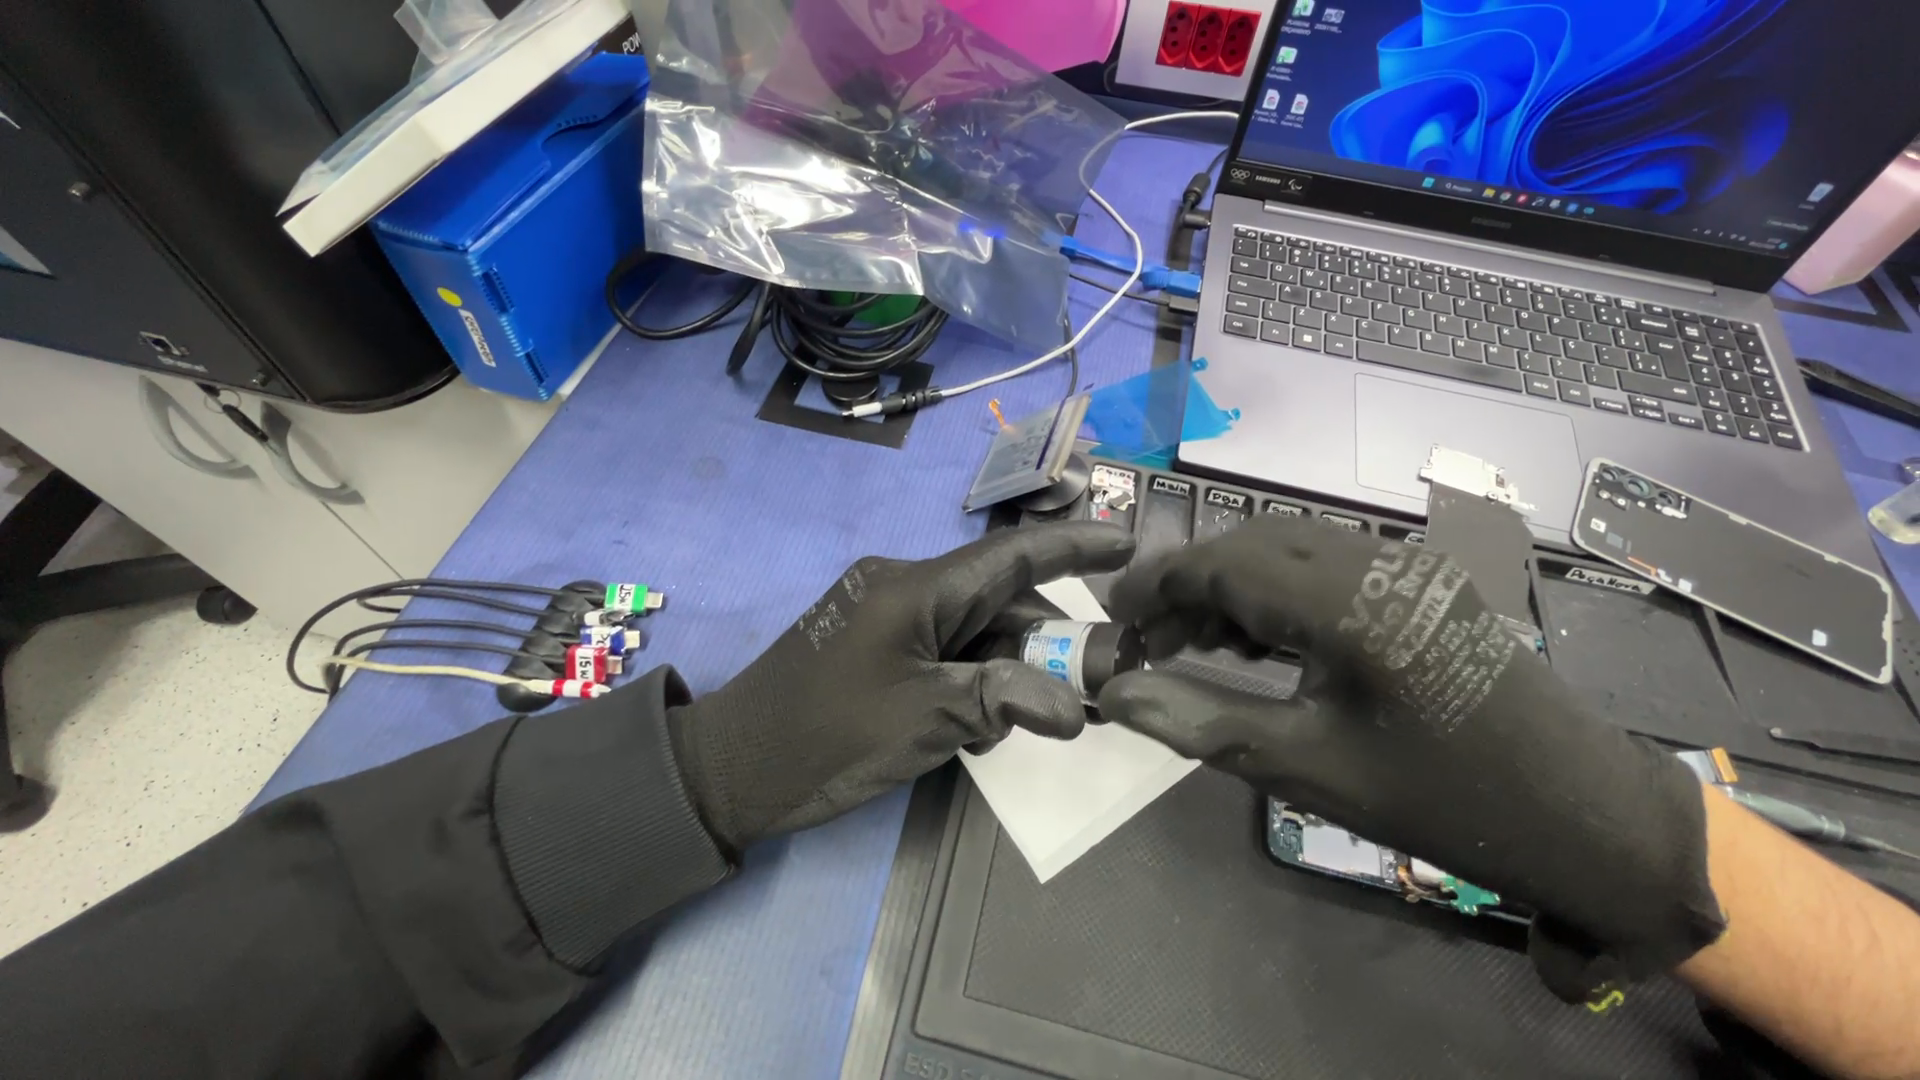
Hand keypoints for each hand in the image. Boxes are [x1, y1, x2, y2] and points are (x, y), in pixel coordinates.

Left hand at [669, 522, 1134, 852]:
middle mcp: (904, 589)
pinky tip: (974, 729)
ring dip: (1007, 671)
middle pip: (998, 600)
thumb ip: (1003, 699)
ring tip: (1028, 720)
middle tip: (1093, 683)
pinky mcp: (877, 650)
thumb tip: (1073, 709)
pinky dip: (971, 683)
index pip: (1009, 554)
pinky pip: (944, 652)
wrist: (732, 767)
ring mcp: (888, 619)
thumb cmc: (827, 734)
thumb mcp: (924, 717)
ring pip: (973, 631)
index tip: (1128, 545)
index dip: (1073, 547)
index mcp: (914, 586)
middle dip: (1046, 641)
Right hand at [1099, 515, 1723, 1000]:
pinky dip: (1275, 593)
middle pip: (1251, 547)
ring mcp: (1407, 566)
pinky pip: (1325, 566)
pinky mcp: (1421, 581)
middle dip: (1189, 587)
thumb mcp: (1306, 769)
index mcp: (1353, 606)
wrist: (1586, 817)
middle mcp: (1379, 563)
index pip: (1225, 564)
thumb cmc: (1441, 802)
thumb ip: (1198, 722)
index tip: (1113, 618)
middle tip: (1147, 640)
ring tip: (1192, 644)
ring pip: (1286, 551)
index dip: (1157, 585)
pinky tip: (1257, 640)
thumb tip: (1113, 697)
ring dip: (1231, 588)